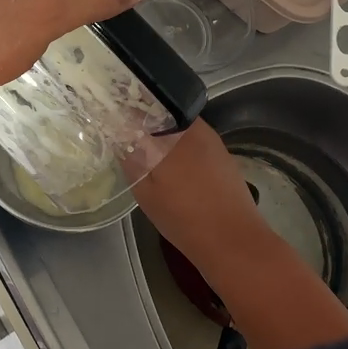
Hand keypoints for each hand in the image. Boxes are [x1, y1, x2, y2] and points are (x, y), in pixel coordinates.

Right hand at [133, 119, 347, 348]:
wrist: (235, 245)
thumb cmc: (184, 215)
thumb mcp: (145, 188)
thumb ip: (131, 155)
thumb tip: (118, 132)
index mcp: (178, 129)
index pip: (148, 102)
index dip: (128, 106)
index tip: (112, 116)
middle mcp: (200, 130)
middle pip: (166, 116)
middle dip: (146, 124)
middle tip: (126, 140)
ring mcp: (216, 147)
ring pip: (181, 133)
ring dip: (164, 141)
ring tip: (146, 159)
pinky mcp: (225, 164)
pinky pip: (195, 149)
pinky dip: (180, 155)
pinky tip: (172, 176)